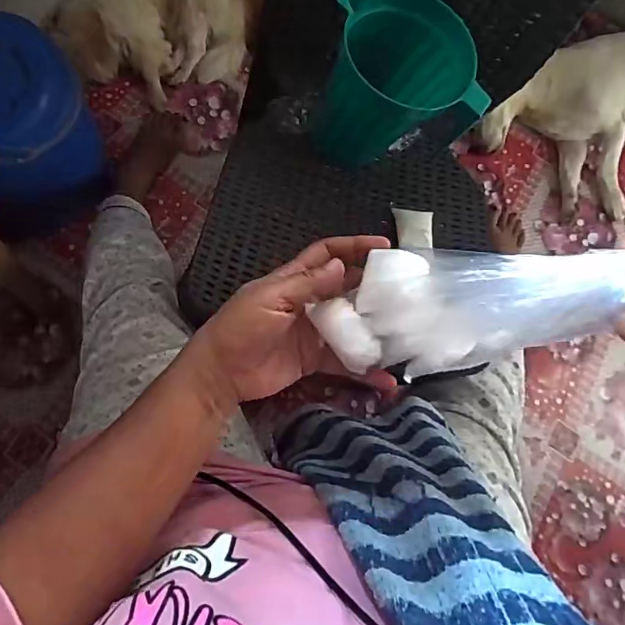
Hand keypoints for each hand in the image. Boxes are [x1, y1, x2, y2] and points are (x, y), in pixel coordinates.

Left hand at [184, 235, 392, 403]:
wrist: (221, 374)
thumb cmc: (239, 328)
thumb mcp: (271, 300)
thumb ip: (306, 285)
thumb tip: (341, 266)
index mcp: (293, 280)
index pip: (327, 255)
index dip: (353, 247)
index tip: (383, 247)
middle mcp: (307, 303)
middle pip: (345, 288)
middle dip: (372, 288)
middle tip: (404, 292)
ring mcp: (312, 332)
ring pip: (350, 325)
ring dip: (373, 328)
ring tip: (403, 333)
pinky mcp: (313, 360)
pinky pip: (344, 361)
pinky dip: (364, 369)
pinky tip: (385, 378)